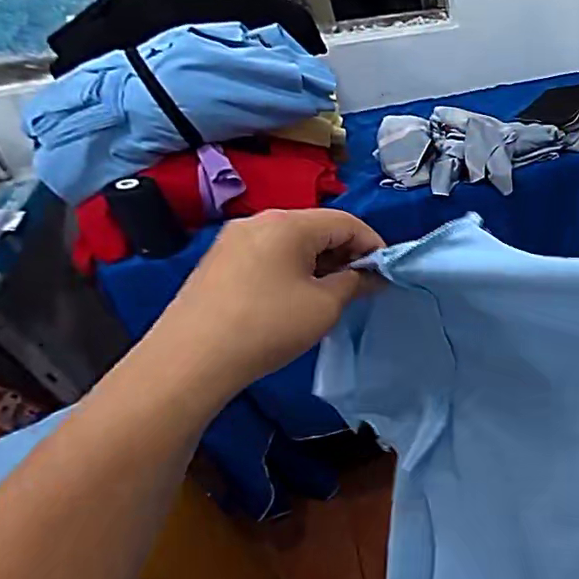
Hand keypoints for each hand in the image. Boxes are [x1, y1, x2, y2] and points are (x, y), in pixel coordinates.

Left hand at [139, 209, 384, 403]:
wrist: (192, 357)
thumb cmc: (268, 326)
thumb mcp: (324, 306)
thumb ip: (354, 283)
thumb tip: (370, 275)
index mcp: (288, 223)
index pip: (346, 221)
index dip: (373, 245)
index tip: (386, 274)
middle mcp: (259, 220)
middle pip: (317, 227)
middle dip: (345, 254)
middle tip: (361, 287)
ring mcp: (234, 239)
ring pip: (292, 242)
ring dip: (319, 263)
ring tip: (330, 296)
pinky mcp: (219, 261)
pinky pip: (269, 254)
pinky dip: (292, 269)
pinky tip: (295, 298)